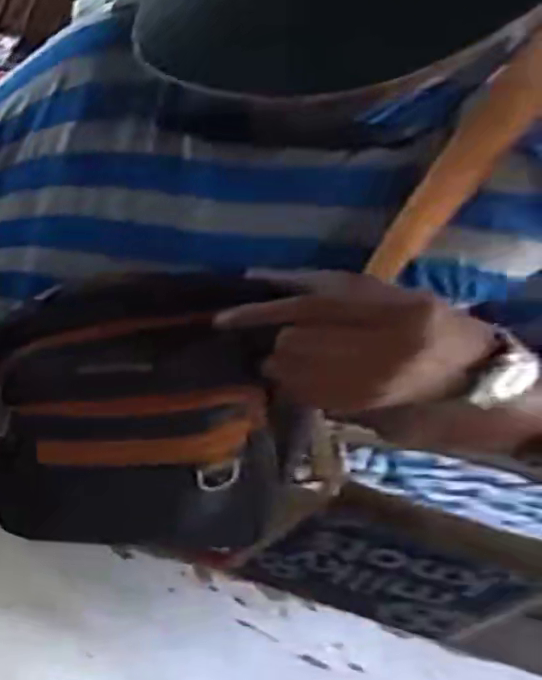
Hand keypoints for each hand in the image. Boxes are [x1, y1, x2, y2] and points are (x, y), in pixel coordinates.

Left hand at [215, 271, 498, 414]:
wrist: (459, 369)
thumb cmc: (406, 319)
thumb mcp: (375, 292)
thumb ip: (313, 283)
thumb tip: (250, 276)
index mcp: (399, 309)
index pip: (312, 308)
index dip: (260, 313)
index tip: (220, 320)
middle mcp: (388, 347)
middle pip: (291, 341)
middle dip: (278, 339)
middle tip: (288, 338)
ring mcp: (371, 380)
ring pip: (285, 367)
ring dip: (279, 361)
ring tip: (303, 356)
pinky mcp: (352, 404)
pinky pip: (293, 389)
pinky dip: (289, 380)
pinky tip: (311, 373)